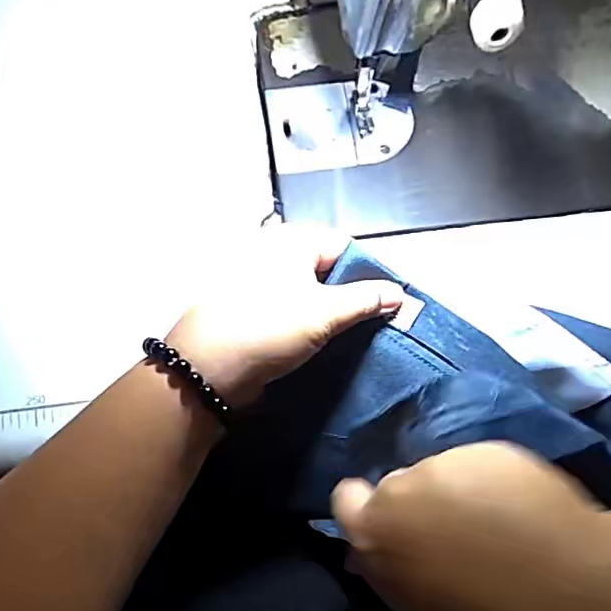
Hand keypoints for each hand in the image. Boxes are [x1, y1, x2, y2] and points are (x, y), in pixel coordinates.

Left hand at [163, 226, 403, 406]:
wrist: (213, 368)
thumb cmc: (268, 328)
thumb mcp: (326, 313)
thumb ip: (366, 300)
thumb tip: (398, 294)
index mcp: (291, 241)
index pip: (345, 246)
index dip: (369, 273)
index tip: (386, 302)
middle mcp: (275, 256)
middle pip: (328, 271)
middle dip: (351, 297)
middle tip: (370, 324)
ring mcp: (262, 285)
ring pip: (311, 295)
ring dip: (330, 316)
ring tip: (348, 338)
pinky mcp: (255, 313)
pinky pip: (293, 313)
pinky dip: (309, 327)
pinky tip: (321, 346)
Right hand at [330, 443, 610, 610]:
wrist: (564, 596)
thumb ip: (391, 571)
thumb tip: (382, 555)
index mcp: (373, 533)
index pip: (347, 500)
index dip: (367, 511)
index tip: (392, 527)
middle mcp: (401, 487)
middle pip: (398, 486)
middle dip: (418, 504)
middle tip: (455, 534)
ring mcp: (448, 462)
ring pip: (443, 473)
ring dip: (458, 491)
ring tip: (500, 524)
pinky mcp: (493, 449)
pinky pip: (482, 464)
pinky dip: (496, 481)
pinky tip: (526, 510)